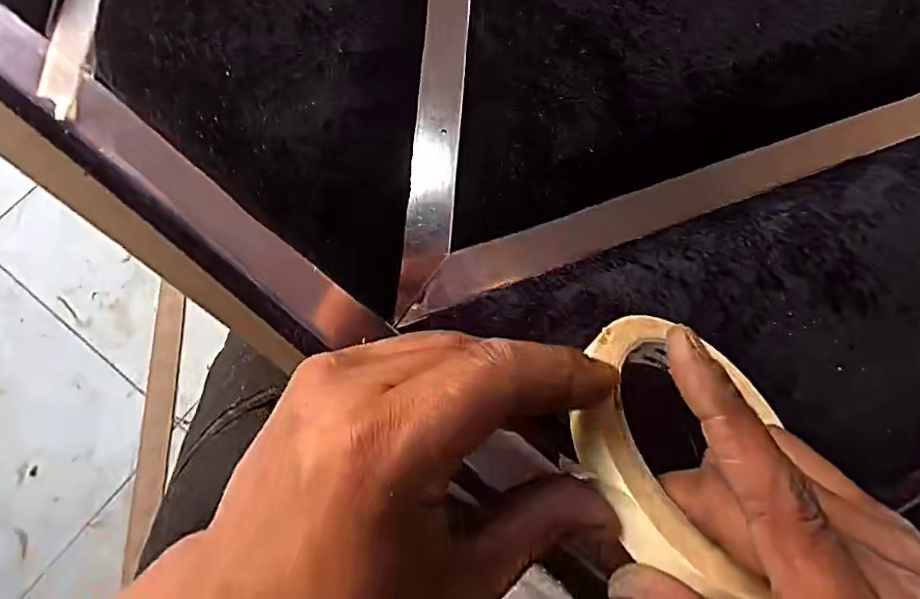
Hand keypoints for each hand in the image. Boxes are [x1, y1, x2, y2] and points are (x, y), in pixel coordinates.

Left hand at [126, 331, 619, 598]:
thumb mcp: (450, 590)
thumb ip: (532, 528)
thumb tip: (598, 503)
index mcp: (382, 444)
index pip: (494, 373)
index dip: (558, 372)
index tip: (601, 381)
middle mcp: (350, 387)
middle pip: (472, 350)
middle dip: (530, 373)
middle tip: (574, 407)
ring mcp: (328, 372)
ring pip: (441, 344)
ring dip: (492, 370)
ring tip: (531, 410)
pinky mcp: (318, 371)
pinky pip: (406, 352)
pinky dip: (450, 372)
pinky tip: (472, 407)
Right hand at [609, 326, 919, 598]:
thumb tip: (636, 576)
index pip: (777, 490)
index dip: (723, 413)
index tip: (685, 349)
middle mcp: (891, 565)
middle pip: (757, 485)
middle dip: (692, 503)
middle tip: (652, 541)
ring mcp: (908, 549)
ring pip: (783, 468)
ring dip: (732, 497)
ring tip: (712, 553)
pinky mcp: (911, 540)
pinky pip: (817, 481)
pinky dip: (774, 497)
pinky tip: (762, 543)